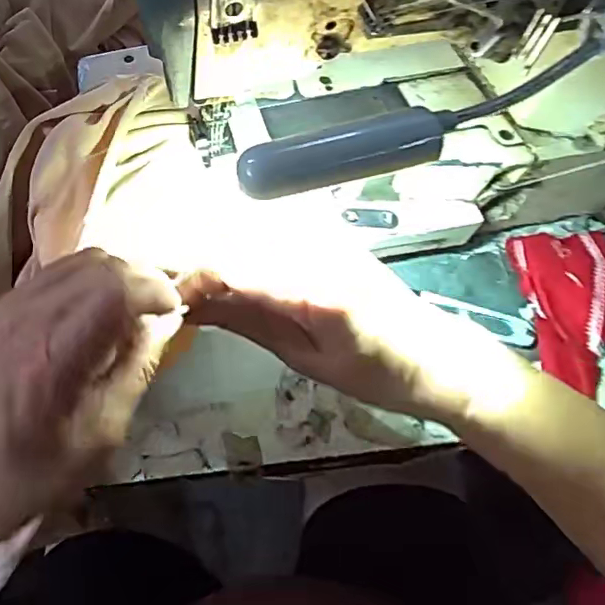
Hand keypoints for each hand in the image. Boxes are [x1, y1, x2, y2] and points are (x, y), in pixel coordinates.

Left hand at [0, 249, 182, 544]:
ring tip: (139, 303)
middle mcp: (30, 314)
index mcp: (53, 353)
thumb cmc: (37, 469)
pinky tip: (104, 302)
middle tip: (164, 305)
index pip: (113, 289)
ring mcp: (14, 303)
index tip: (176, 308)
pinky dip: (93, 274)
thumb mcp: (102, 433)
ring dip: (119, 273)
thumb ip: (135, 368)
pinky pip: (62, 268)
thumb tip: (163, 321)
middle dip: (142, 277)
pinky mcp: (7, 302)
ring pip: (82, 259)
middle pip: (101, 265)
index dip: (154, 289)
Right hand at [177, 241, 534, 427]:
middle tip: (168, 291)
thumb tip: (193, 306)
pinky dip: (237, 249)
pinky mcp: (325, 233)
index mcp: (310, 290)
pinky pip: (266, 232)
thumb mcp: (306, 360)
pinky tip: (228, 273)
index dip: (189, 280)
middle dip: (192, 261)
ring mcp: (320, 236)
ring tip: (191, 284)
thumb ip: (248, 322)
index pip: (230, 269)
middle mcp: (312, 249)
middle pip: (231, 240)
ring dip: (211, 252)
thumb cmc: (378, 373)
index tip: (165, 299)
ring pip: (244, 231)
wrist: (439, 355)